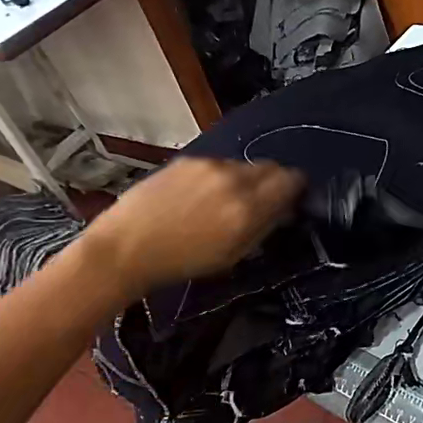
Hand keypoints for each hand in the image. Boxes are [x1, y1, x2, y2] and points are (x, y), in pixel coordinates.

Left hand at [80, 157, 304, 295]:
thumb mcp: (232, 256)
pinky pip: (217, 164)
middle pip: (270, 167)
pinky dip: (220, 177)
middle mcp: (232, 179)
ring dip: (245, 180)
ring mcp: (208, 165)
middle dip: (273, 182)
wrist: (126, 247)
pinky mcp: (186, 159)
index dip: (296, 188)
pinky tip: (201, 196)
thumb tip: (285, 211)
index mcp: (247, 208)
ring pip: (243, 165)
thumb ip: (264, 229)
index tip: (291, 200)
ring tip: (226, 202)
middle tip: (263, 202)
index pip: (291, 180)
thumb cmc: (183, 262)